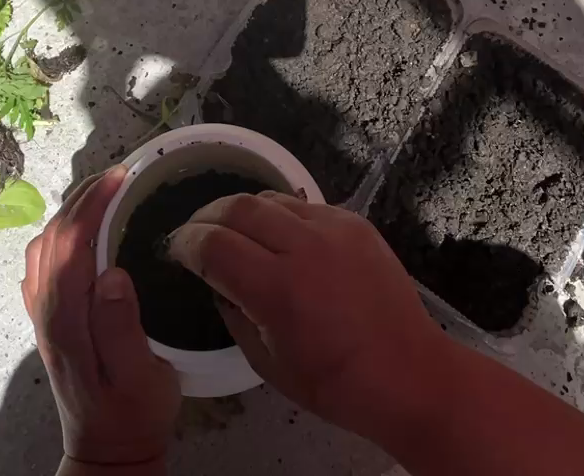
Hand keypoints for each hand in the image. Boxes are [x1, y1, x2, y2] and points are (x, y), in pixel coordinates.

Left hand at [22, 167, 179, 470]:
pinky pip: (44, 259)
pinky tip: (84, 226)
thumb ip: (122, 328)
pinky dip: (62, 229)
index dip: (94, 204)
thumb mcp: (140, 378)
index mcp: (67, 320)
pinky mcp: (48, 315)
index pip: (72, 244)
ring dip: (71, 209)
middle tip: (121, 173)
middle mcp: (46, 310)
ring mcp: (42, 313)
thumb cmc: (133, 412)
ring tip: (106, 190)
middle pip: (54, 236)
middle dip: (84, 196)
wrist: (107, 449)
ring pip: (44, 244)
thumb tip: (112, 274)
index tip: (123, 176)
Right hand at [166, 192, 451, 441]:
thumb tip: (218, 282)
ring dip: (242, 211)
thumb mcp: (267, 364)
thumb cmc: (334, 384)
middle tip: (196, 232)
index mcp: (277, 289)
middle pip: (236, 207)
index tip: (175, 249)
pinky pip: (304, 206)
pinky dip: (281, 216)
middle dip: (206, 216)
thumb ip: (234, 314)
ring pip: (269, 198)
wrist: (409, 372)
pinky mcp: (353, 221)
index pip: (213, 245)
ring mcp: (332, 227)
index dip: (185, 243)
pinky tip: (280, 237)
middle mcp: (303, 246)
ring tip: (234, 229)